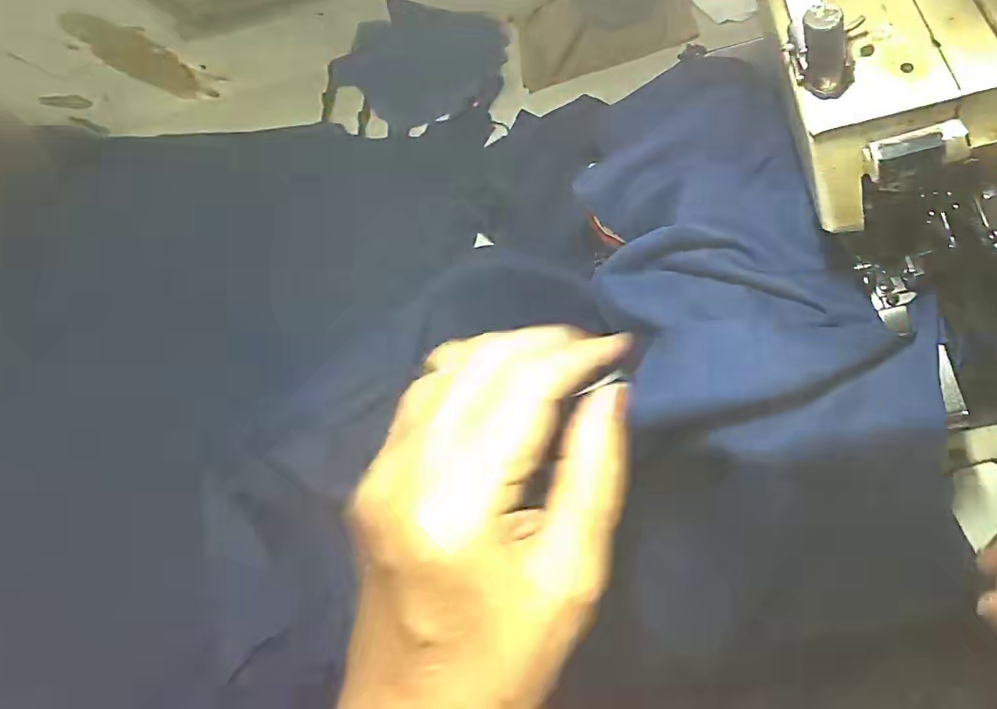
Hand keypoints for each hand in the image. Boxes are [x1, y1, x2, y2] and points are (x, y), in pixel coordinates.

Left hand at [341, 327, 632, 708]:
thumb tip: (613, 391)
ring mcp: (381, 470)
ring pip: (451, 364)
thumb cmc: (507, 655)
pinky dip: (475, 368)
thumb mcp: (574, 572)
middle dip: (550, 342)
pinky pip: (427, 390)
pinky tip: (508, 380)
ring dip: (512, 348)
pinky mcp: (373, 475)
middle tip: (597, 350)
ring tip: (562, 359)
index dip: (580, 355)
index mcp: (460, 501)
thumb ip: (596, 470)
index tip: (623, 346)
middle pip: (485, 362)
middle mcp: (407, 470)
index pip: (526, 388)